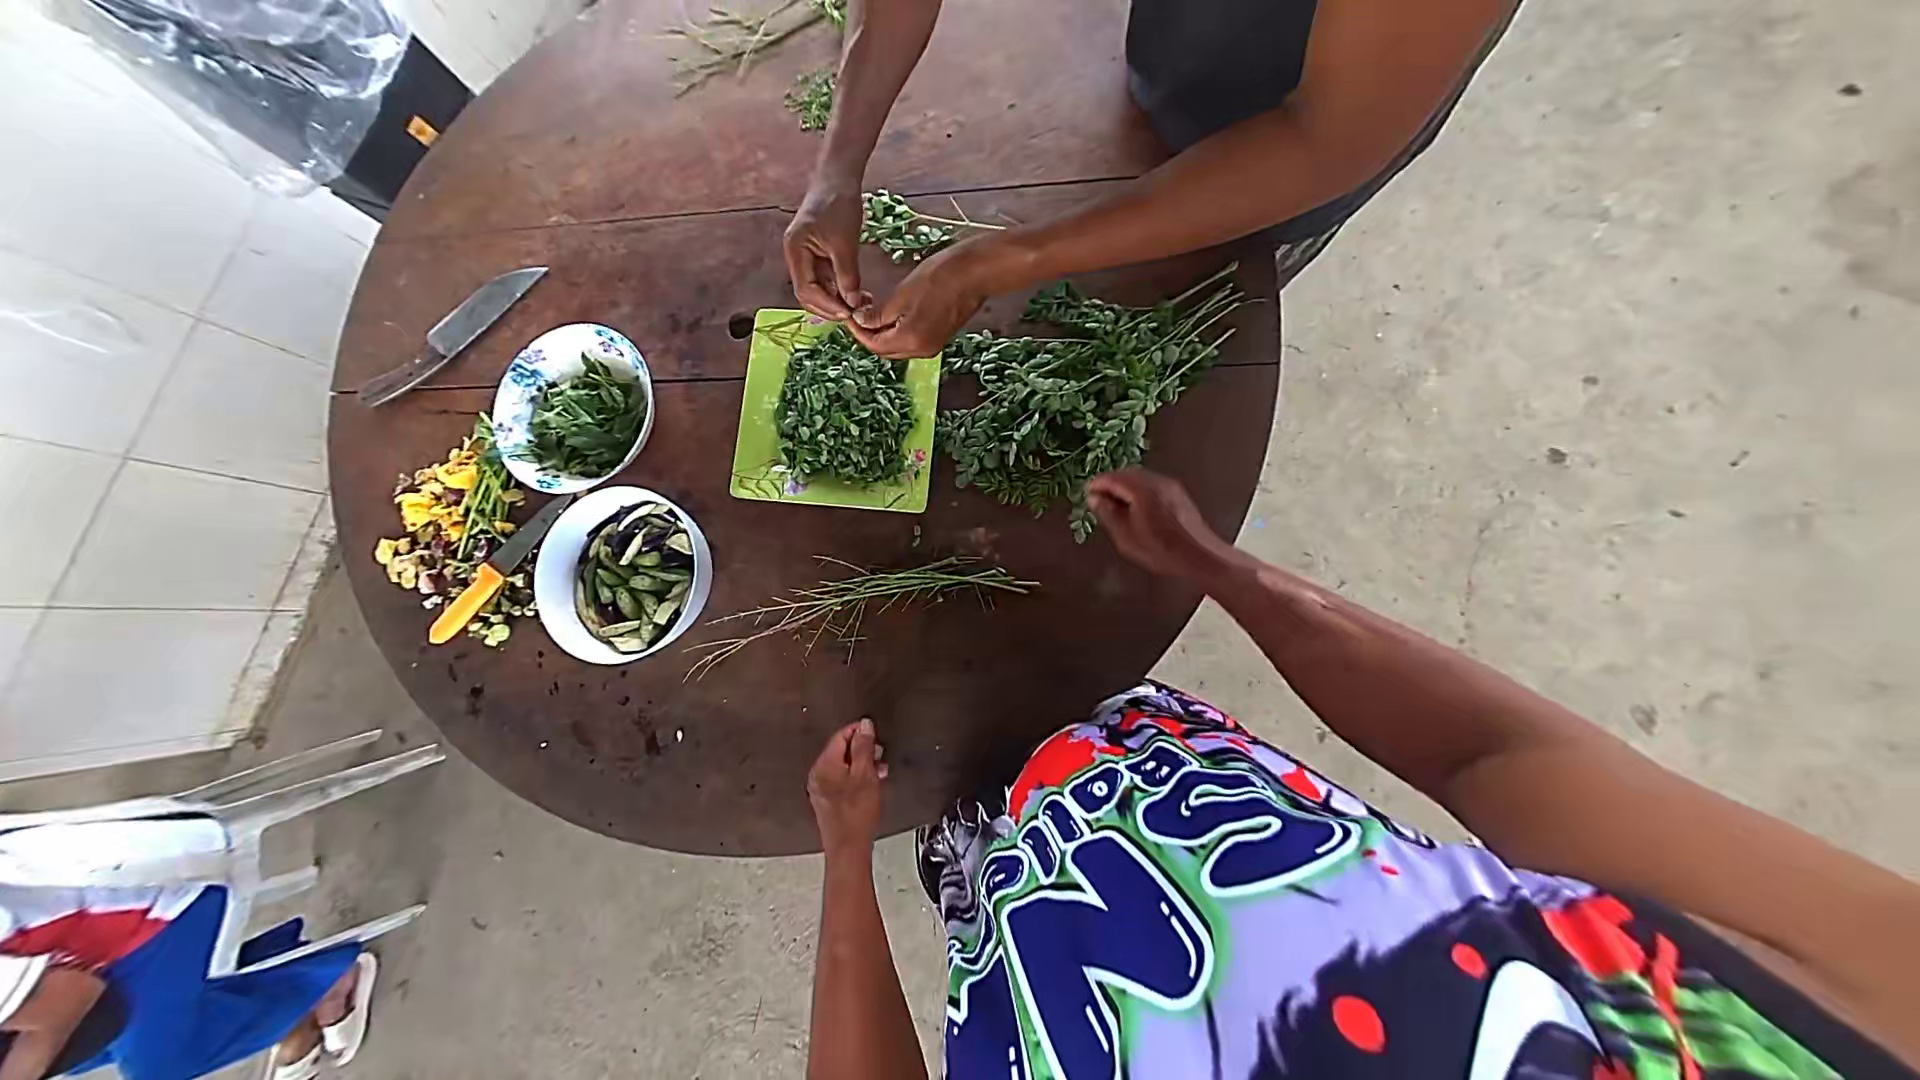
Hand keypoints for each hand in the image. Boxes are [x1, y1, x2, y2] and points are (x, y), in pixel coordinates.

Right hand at [785, 181, 870, 320]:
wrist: (839, 177)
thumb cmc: (839, 204)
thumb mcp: (845, 244)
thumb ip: (847, 276)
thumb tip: (852, 304)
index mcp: (795, 251)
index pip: (806, 290)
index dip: (826, 306)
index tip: (848, 313)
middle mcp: (796, 257)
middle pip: (809, 294)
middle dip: (830, 307)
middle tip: (854, 315)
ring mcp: (807, 256)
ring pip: (820, 289)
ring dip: (838, 300)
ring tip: (860, 304)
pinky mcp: (818, 255)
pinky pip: (828, 279)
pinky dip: (841, 289)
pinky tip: (858, 294)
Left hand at [807, 718, 888, 854]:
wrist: (849, 849)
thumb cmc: (856, 815)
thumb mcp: (866, 774)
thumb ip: (864, 747)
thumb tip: (864, 726)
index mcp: (824, 765)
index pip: (840, 736)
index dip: (859, 731)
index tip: (874, 733)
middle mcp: (818, 775)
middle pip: (841, 750)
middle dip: (862, 749)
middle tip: (879, 754)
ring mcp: (821, 788)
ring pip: (843, 765)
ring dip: (862, 764)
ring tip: (879, 771)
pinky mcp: (827, 800)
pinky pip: (841, 779)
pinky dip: (856, 777)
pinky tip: (870, 784)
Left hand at [848, 239, 994, 358]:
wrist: (975, 274)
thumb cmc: (940, 278)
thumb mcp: (902, 294)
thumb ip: (879, 314)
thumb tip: (861, 322)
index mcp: (910, 341)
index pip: (874, 345)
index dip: (858, 331)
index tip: (849, 315)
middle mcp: (921, 351)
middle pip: (886, 350)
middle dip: (869, 335)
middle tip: (859, 313)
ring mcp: (932, 347)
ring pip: (898, 348)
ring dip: (883, 334)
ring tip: (874, 312)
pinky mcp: (939, 339)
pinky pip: (911, 342)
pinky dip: (898, 333)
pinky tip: (893, 315)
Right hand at [1086, 468, 1237, 578]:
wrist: (1200, 556)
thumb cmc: (1163, 551)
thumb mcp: (1126, 537)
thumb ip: (1108, 514)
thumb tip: (1095, 499)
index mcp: (1142, 491)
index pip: (1112, 478)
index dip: (1097, 485)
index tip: (1088, 495)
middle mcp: (1157, 482)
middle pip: (1126, 473)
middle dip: (1110, 484)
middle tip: (1099, 500)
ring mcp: (1169, 486)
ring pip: (1139, 477)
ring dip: (1124, 486)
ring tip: (1115, 506)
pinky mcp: (1177, 492)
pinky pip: (1151, 483)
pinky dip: (1137, 489)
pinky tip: (1134, 507)